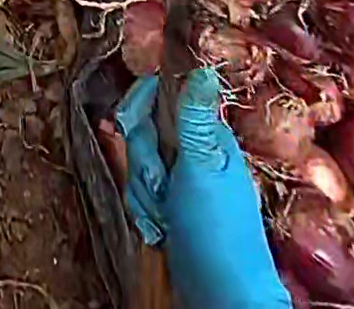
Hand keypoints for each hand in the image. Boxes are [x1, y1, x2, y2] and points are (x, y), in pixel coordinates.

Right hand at [115, 68, 292, 308]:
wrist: (224, 300)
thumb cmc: (219, 232)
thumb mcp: (203, 170)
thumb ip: (194, 119)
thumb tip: (204, 68)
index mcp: (204, 132)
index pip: (158, 94)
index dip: (139, 108)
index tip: (129, 124)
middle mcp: (191, 150)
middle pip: (142, 131)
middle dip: (144, 163)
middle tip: (164, 188)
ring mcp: (179, 179)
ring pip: (137, 164)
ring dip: (144, 194)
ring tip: (166, 217)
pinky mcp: (168, 206)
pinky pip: (139, 194)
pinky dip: (144, 212)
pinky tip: (160, 231)